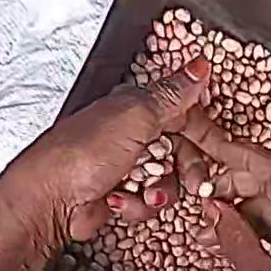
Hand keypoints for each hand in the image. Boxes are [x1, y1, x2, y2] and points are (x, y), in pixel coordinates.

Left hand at [0, 58, 210, 257]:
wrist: (52, 198)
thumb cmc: (84, 154)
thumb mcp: (136, 116)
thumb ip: (172, 94)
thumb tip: (200, 65)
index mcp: (137, 108)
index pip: (185, 116)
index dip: (203, 134)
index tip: (218, 150)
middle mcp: (134, 135)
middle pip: (182, 153)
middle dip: (188, 172)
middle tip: (195, 185)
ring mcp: (128, 166)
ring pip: (168, 182)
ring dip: (159, 192)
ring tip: (143, 195)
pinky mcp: (122, 193)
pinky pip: (148, 202)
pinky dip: (137, 205)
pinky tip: (119, 201)